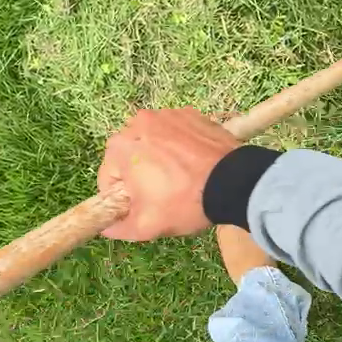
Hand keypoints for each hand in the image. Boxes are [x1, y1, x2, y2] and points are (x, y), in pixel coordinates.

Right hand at [98, 108, 239, 240]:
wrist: (234, 182)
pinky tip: (195, 163)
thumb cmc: (184, 202)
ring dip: (160, 157)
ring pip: (153, 142)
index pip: (109, 177)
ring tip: (182, 178)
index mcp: (120, 146)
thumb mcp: (147, 226)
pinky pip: (176, 133)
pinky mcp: (191, 114)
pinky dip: (180, 145)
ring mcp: (167, 114)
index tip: (143, 206)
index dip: (123, 198)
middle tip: (164, 193)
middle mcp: (138, 122)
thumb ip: (119, 227)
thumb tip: (107, 227)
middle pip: (130, 155)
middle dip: (140, 174)